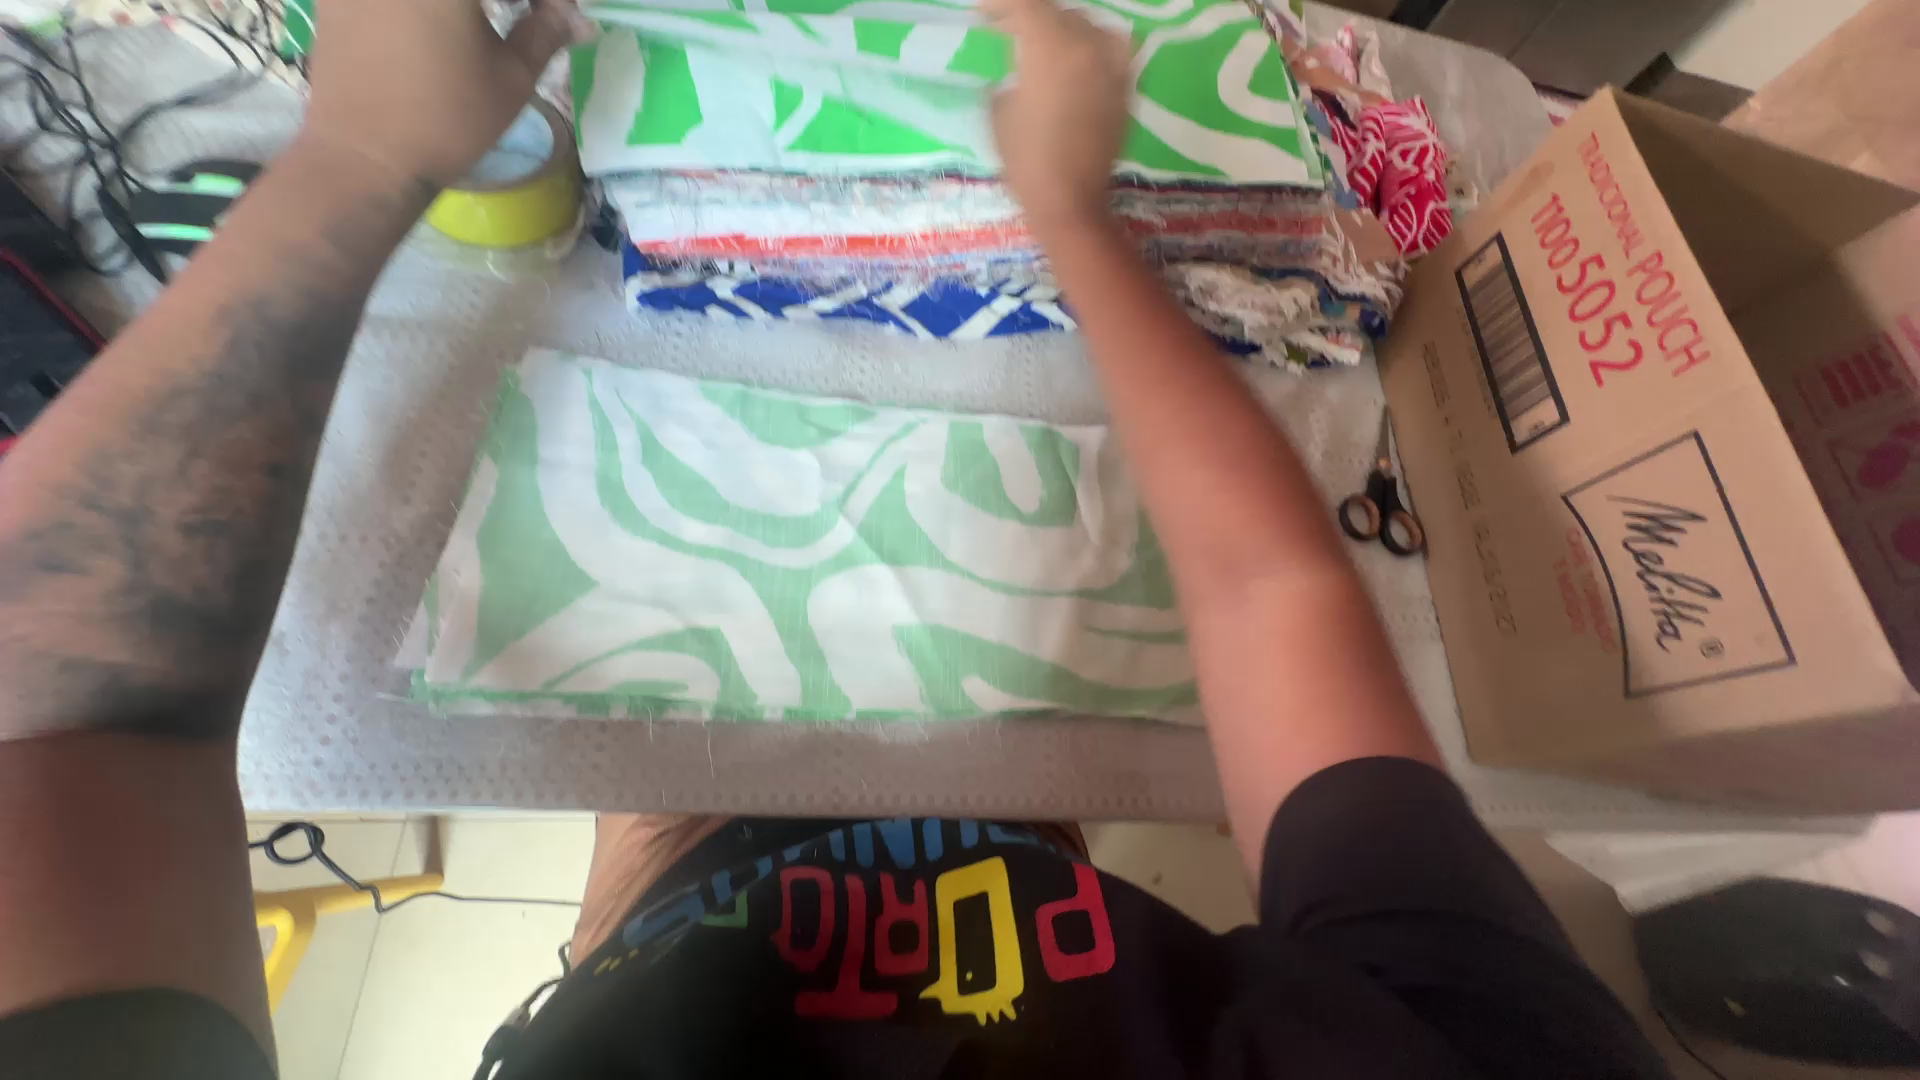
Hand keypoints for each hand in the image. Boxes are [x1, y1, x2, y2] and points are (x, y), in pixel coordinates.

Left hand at [301, 0, 593, 189]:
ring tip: (492, 21)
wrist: (370, 150)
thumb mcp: (512, 77)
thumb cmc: (452, 118)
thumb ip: (546, 34)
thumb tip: (581, 20)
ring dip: (476, 6)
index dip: (549, 0)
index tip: (562, 17)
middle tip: (532, 16)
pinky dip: (430, 7)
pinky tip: (444, 25)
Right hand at [984, 0, 1131, 236]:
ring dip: (1064, 27)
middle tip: (1009, 29)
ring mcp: (1112, 65)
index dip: (1001, 4)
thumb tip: (1014, 73)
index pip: (1025, 4)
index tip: (983, 13)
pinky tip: (1082, 59)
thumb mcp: (999, 117)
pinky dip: (1094, 46)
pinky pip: (1114, 49)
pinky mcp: (1126, 89)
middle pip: (1059, 11)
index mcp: (1050, 48)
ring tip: (1047, 43)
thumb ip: (1008, 80)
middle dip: (1031, 16)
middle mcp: (1087, 45)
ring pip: (1088, 25)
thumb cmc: (1026, 165)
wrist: (1070, 205)